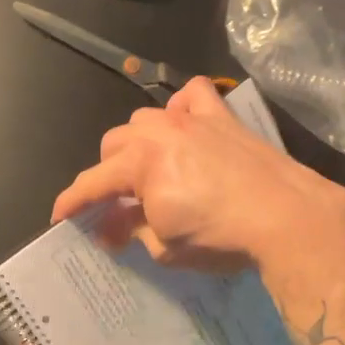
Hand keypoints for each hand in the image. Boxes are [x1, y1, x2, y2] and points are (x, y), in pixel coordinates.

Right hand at [51, 77, 344, 269]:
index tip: (60, 218)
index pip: (91, 183)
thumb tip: (109, 229)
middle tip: (116, 210)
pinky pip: (190, 97)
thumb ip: (131, 230)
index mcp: (139, 165)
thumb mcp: (164, 247)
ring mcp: (191, 118)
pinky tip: (183, 130)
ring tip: (147, 174)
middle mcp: (159, 131)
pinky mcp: (222, 117)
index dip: (71, 203)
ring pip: (144, 120)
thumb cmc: (219, 239)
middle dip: (107, 177)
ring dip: (137, 145)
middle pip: (113, 145)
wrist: (284, 217)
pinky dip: (179, 110)